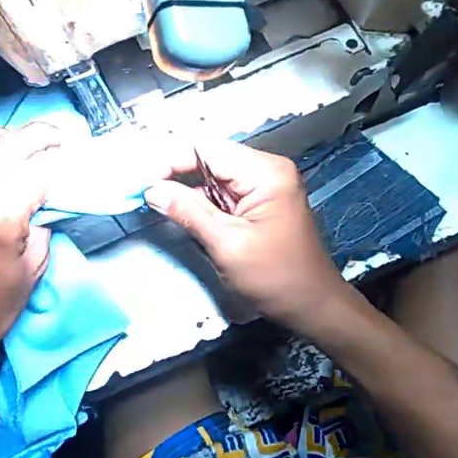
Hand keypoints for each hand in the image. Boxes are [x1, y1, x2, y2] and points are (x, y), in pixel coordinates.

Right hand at [142, 137, 355, 333]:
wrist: (313, 306)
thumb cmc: (275, 277)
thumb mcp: (226, 244)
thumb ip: (188, 211)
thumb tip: (152, 190)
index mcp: (266, 173)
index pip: (209, 151)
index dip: (173, 162)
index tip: (144, 181)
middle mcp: (268, 170)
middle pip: (212, 160)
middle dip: (178, 175)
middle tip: (147, 192)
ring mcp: (267, 185)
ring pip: (215, 177)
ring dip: (189, 190)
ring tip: (159, 202)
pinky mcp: (262, 202)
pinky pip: (225, 193)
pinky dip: (204, 202)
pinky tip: (184, 212)